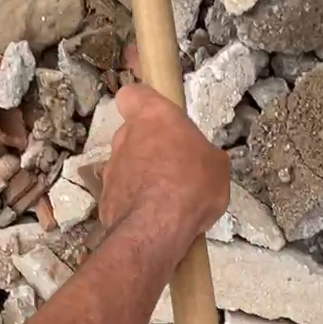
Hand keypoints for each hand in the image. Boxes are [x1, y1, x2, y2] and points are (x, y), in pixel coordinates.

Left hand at [99, 84, 229, 252]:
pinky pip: (122, 198)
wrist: (157, 228)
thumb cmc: (191, 184)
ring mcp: (112, 170)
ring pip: (126, 170)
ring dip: (141, 181)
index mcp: (153, 116)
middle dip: (148, 152)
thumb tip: (203, 164)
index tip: (154, 118)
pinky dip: (134, 207)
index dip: (141, 105)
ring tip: (164, 204)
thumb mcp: (217, 167)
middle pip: (132, 137)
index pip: (133, 95)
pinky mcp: (105, 201)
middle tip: (171, 171)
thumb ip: (204, 157)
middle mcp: (125, 138)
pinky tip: (152, 222)